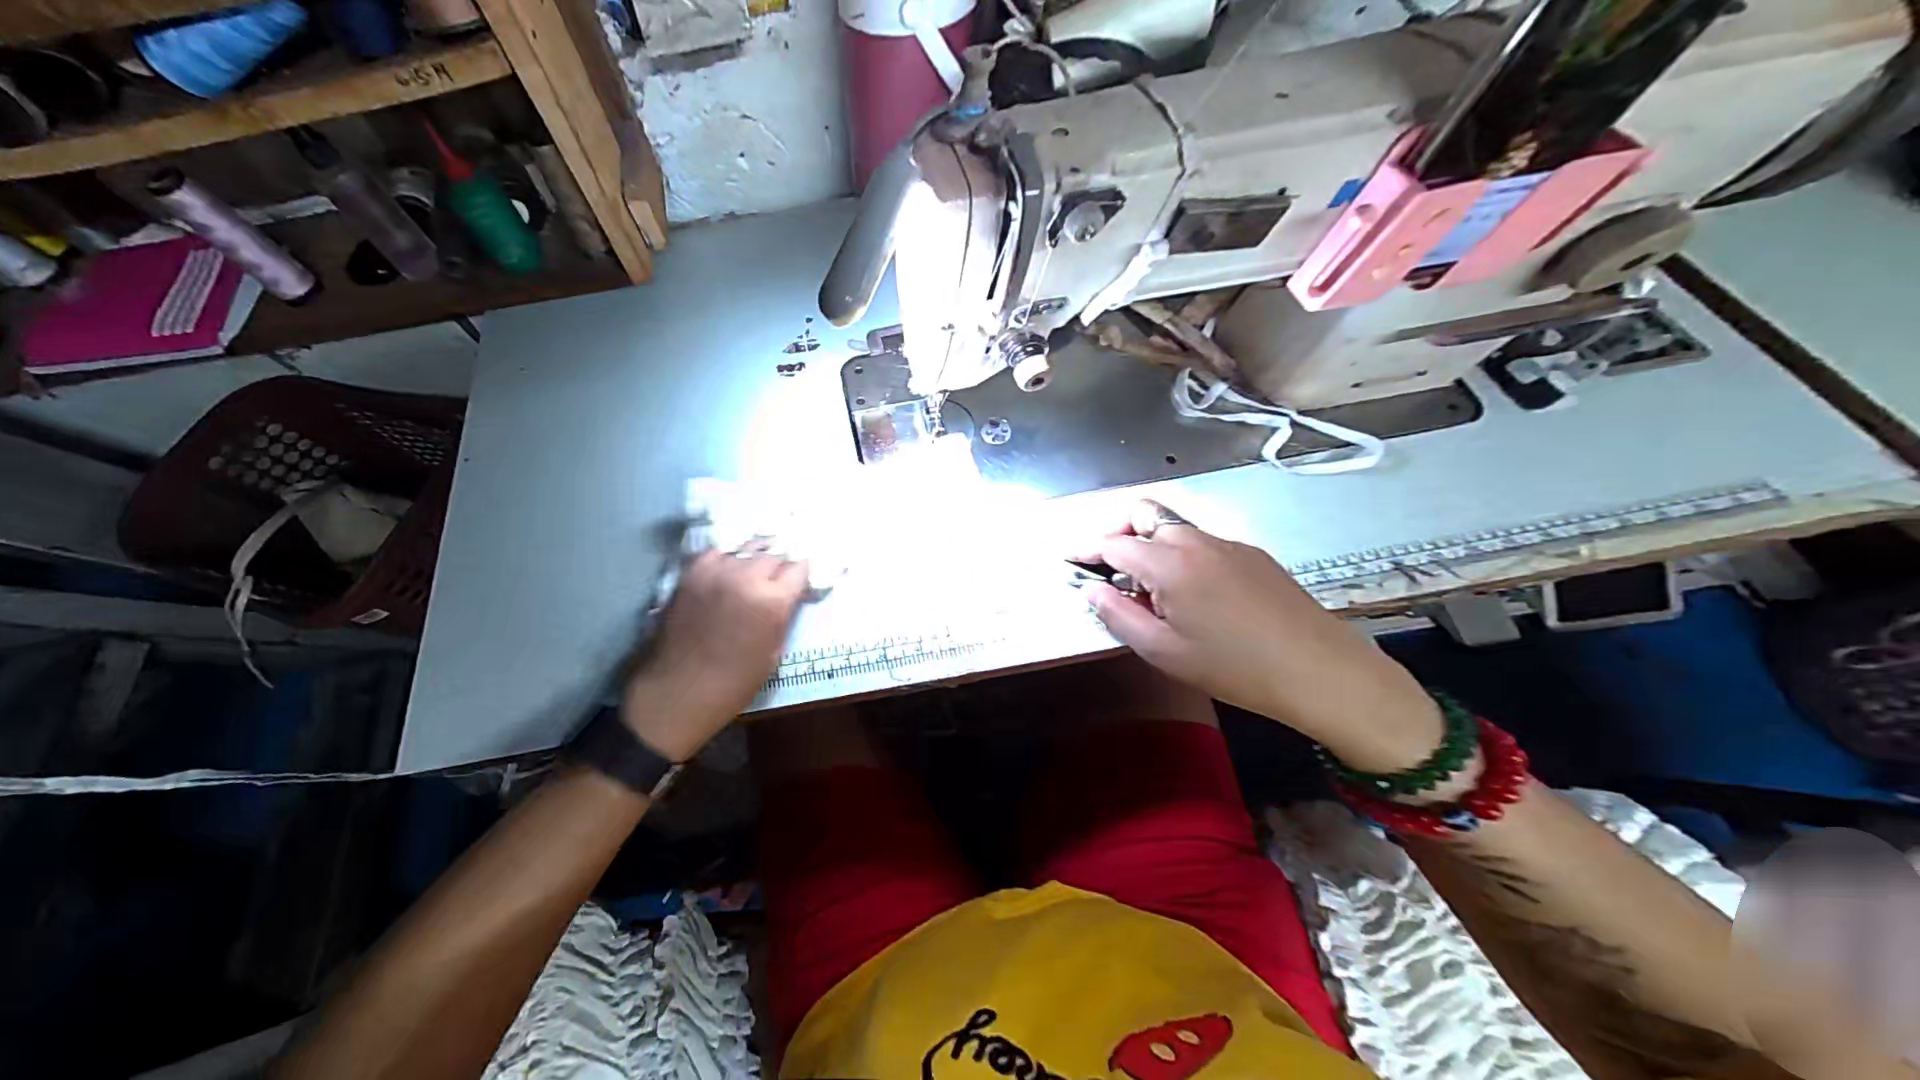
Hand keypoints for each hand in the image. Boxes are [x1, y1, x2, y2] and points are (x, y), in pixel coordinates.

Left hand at [622, 549, 808, 761]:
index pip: (800, 567)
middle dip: (781, 564)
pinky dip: (727, 558)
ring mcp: (716, 572)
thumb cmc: (734, 682)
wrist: (680, 690)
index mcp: (773, 600)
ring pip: (746, 549)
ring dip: (755, 558)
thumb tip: (789, 598)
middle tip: (780, 578)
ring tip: (756, 570)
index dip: (803, 574)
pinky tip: (729, 570)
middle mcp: (747, 577)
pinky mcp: (692, 574)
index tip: (801, 581)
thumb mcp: (774, 652)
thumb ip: (783, 616)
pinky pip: (717, 553)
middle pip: (774, 554)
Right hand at [1075, 500, 1443, 772]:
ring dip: (1152, 545)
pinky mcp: (1253, 554)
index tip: (1075, 563)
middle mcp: (1197, 541)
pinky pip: (1204, 543)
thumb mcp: (1164, 651)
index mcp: (1169, 563)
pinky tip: (1196, 596)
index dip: (1088, 551)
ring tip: (1154, 591)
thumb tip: (1093, 590)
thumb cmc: (1234, 667)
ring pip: (1175, 527)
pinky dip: (1184, 555)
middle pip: (1144, 514)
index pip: (1113, 542)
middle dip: (1119, 532)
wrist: (1320, 670)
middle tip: (1112, 568)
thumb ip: (1119, 615)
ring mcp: (1229, 544)